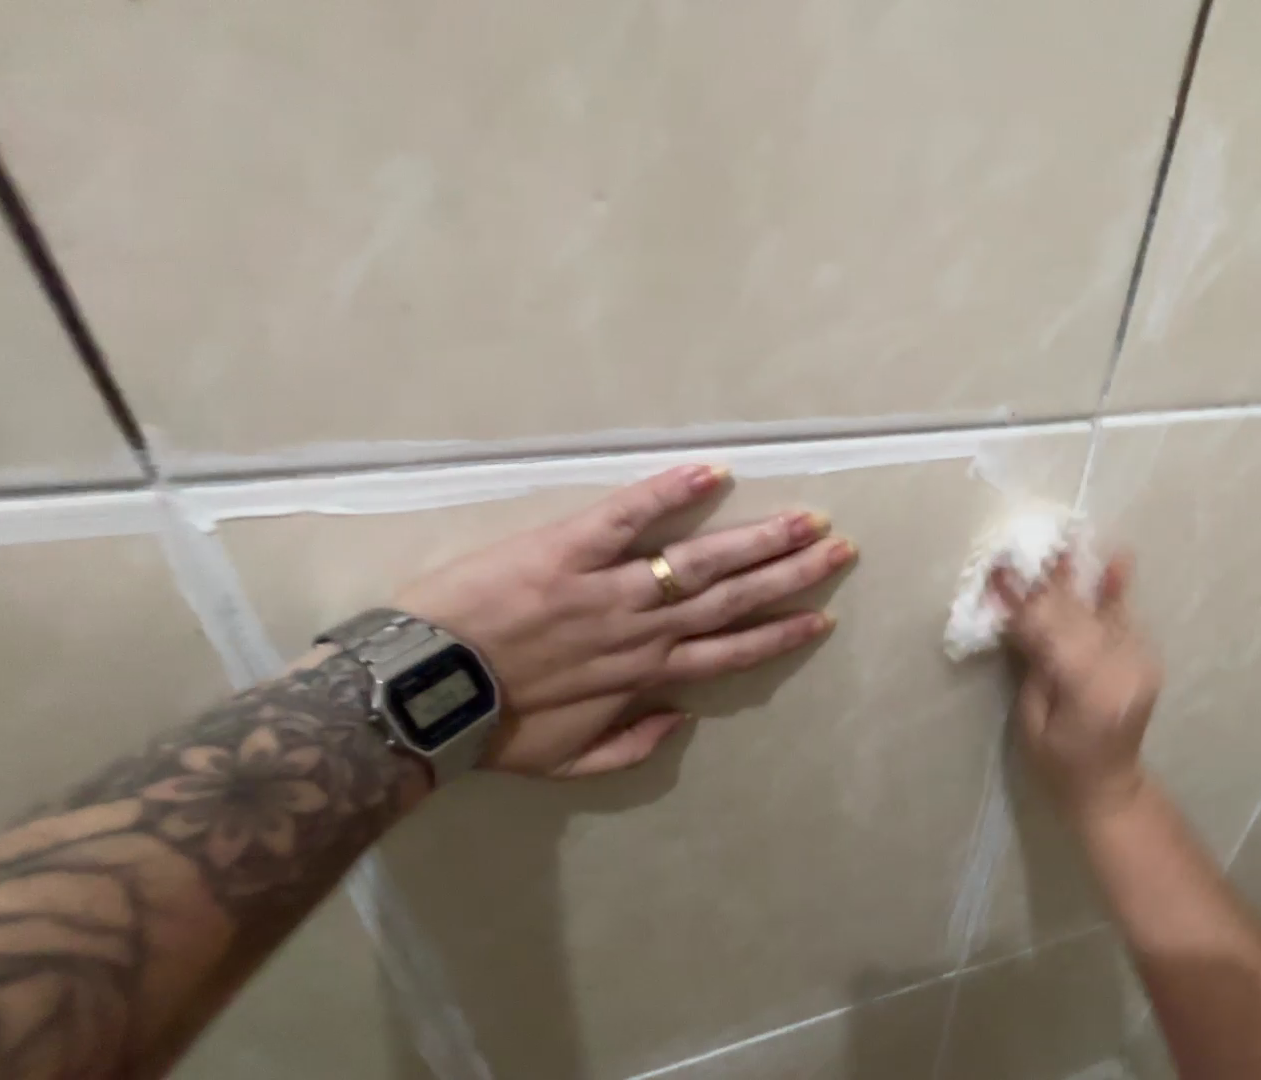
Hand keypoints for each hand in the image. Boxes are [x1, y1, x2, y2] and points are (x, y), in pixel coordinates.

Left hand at [394, 464, 853, 778]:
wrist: (420, 693)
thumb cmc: (496, 727)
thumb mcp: (566, 762)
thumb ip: (630, 747)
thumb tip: (683, 720)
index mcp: (647, 675)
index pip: (731, 653)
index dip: (781, 635)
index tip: (821, 619)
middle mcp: (645, 628)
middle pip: (734, 599)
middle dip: (792, 575)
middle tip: (839, 550)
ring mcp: (611, 586)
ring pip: (700, 560)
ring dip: (759, 539)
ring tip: (806, 519)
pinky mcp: (570, 548)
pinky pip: (628, 516)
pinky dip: (669, 493)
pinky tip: (713, 472)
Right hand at [993, 554, 1161, 819]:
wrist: (1110, 785)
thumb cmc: (1058, 763)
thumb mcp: (1032, 720)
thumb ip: (1031, 664)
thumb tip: (1015, 614)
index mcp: (1090, 691)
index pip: (1050, 633)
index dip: (1023, 603)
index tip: (999, 573)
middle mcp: (1121, 671)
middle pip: (1075, 617)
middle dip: (1043, 587)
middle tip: (1018, 555)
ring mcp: (1138, 662)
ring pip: (1098, 613)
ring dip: (1077, 580)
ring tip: (1063, 543)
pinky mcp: (1143, 658)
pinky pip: (1125, 619)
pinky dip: (1117, 591)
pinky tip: (1118, 559)